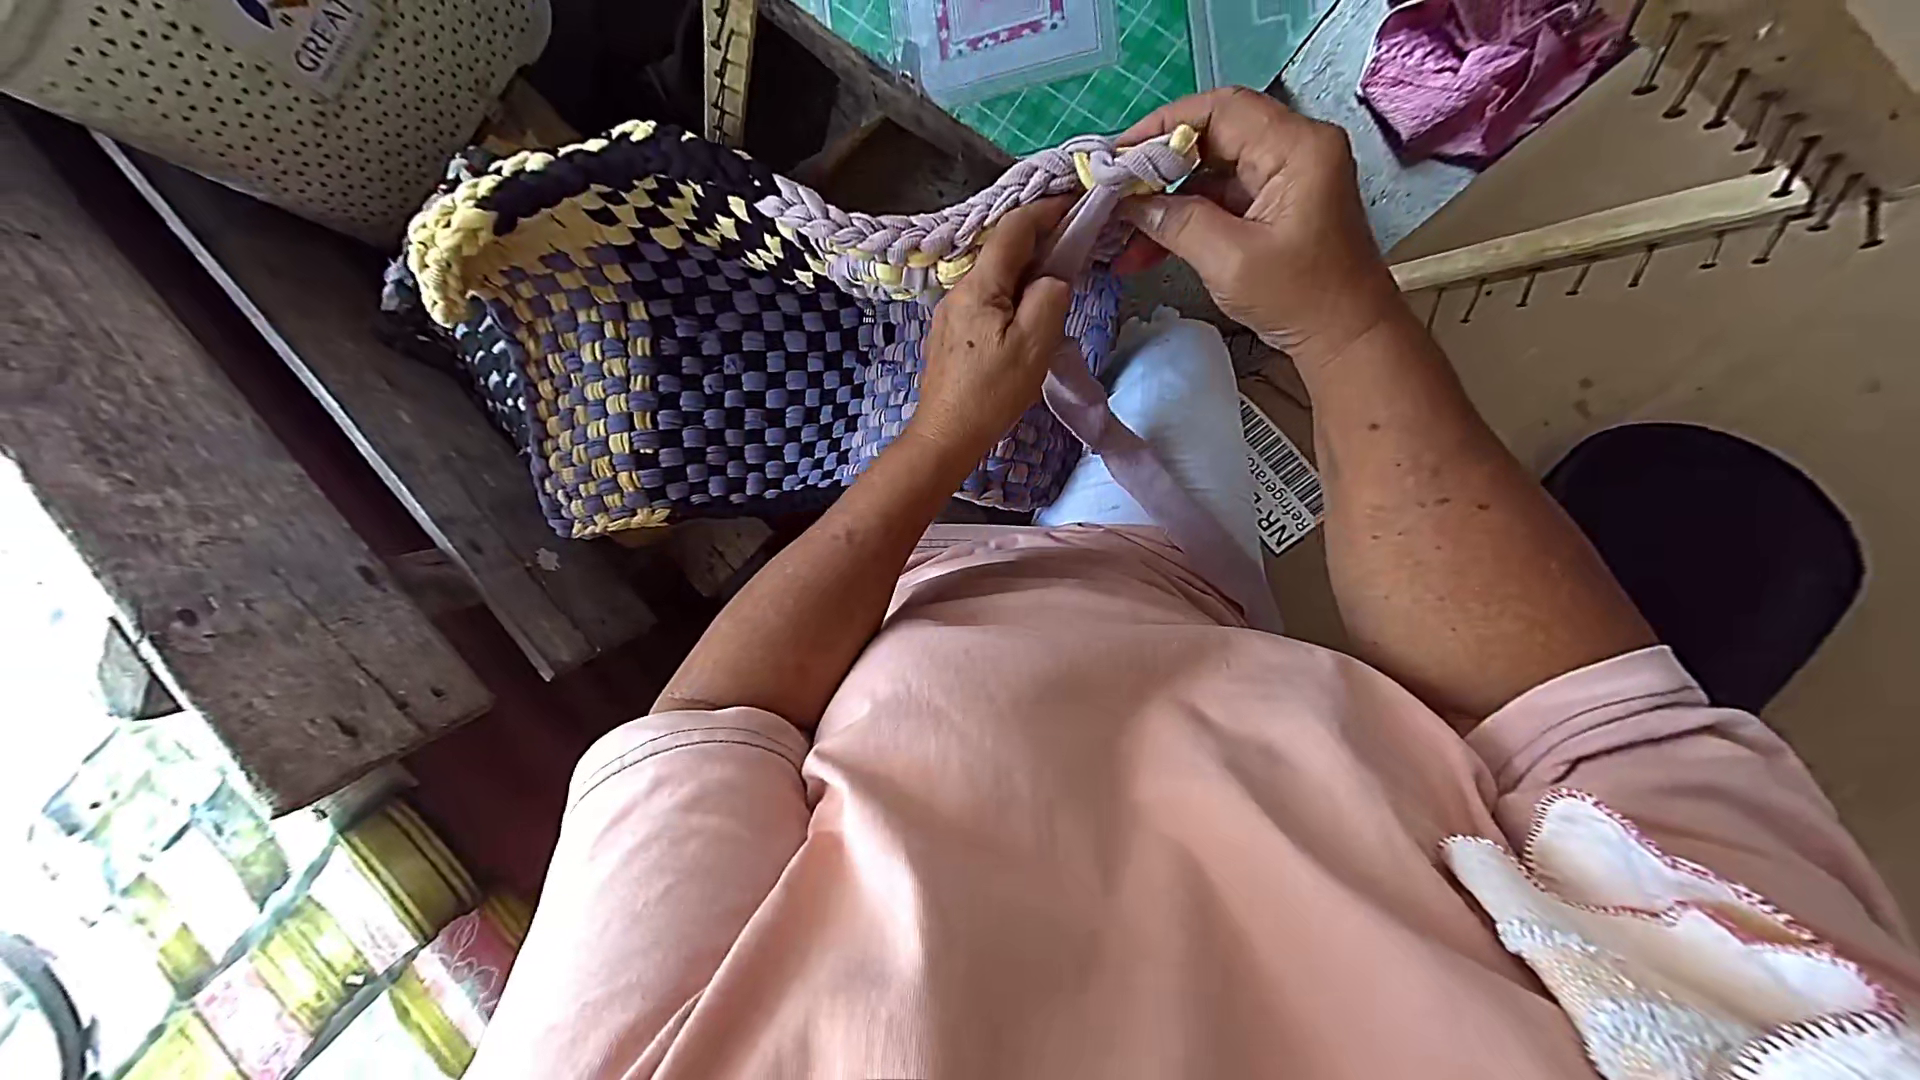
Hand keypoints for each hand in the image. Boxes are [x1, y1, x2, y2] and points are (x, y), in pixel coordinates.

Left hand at [908, 199, 1073, 461]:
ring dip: (1024, 275)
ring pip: (993, 279)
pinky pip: (984, 302)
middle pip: (1001, 253)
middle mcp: (958, 291)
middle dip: (1038, 245)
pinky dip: (1009, 298)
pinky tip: (1023, 322)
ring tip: (1052, 293)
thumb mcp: (1034, 344)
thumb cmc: (991, 393)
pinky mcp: (949, 335)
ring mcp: (949, 314)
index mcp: (979, 286)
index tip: (1075, 207)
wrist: (946, 435)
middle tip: (1072, 255)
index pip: (1013, 229)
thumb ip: (1049, 297)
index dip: (1046, 211)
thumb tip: (1051, 277)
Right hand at [1117, 88, 1406, 369]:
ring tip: (1123, 233)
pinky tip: (1147, 247)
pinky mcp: (1270, 208)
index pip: (1221, 110)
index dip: (1163, 125)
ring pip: (1209, 174)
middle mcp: (1291, 150)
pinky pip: (1217, 202)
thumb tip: (1132, 204)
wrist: (1343, 336)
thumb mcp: (1231, 260)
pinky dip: (1182, 221)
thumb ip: (1180, 223)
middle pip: (1211, 138)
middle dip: (1157, 168)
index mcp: (1295, 148)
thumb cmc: (1299, 298)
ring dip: (1164, 202)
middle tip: (1113, 194)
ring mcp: (1281, 180)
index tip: (1118, 155)